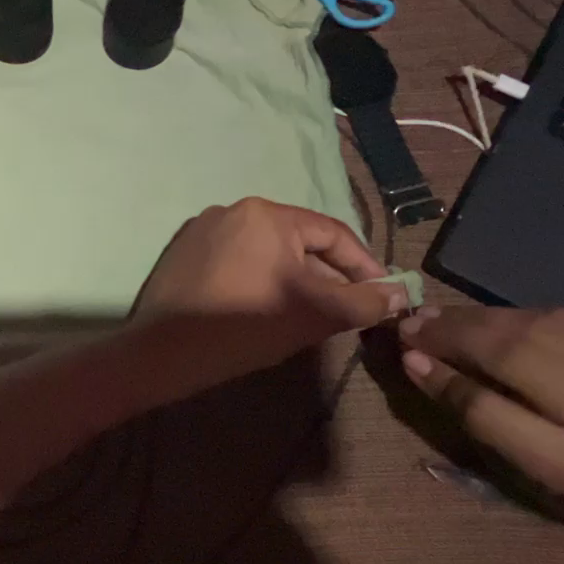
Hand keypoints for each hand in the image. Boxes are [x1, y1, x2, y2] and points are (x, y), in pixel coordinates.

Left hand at [134, 198, 408, 374]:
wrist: (164, 352)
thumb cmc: (244, 326)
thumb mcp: (314, 314)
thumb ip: (363, 301)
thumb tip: (400, 293)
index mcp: (265, 214)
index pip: (332, 234)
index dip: (365, 266)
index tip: (386, 295)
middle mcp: (231, 211)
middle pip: (298, 242)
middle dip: (328, 276)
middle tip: (349, 311)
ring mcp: (201, 231)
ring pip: (266, 253)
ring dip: (294, 280)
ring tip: (310, 315)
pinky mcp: (182, 254)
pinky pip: (236, 261)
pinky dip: (259, 281)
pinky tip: (265, 311)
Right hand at [398, 306, 563, 563]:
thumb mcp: (547, 485)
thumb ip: (486, 424)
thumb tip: (421, 366)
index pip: (494, 414)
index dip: (444, 380)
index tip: (405, 357)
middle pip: (518, 357)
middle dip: (455, 334)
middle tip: (411, 325)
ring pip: (544, 328)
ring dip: (483, 318)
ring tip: (443, 317)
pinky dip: (527, 317)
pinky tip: (501, 321)